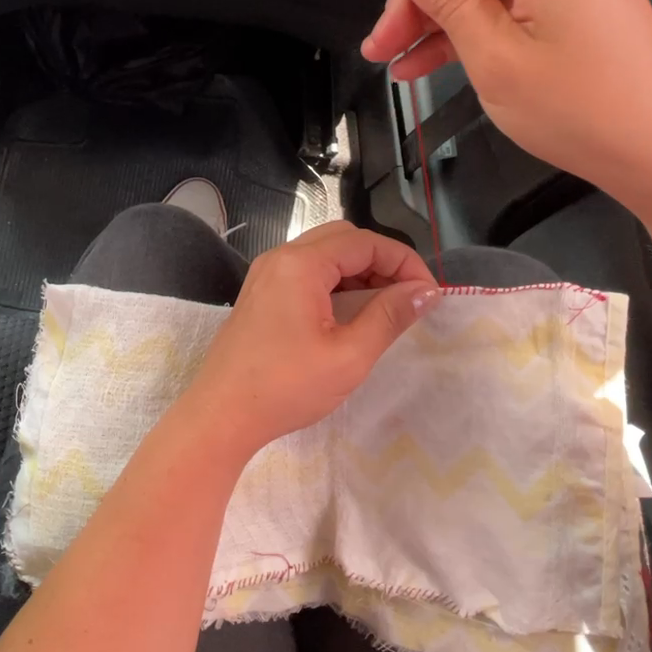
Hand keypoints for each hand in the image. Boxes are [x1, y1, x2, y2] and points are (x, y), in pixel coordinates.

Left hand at [179, 222, 439, 457]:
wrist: (222, 413)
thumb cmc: (287, 386)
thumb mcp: (349, 355)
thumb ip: (389, 317)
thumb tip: (425, 291)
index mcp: (300, 264)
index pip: (364, 242)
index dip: (403, 261)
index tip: (429, 294)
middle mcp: (280, 257)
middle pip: (342, 239)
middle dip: (382, 261)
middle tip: (408, 298)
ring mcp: (267, 274)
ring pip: (324, 253)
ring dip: (359, 271)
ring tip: (386, 308)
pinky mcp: (261, 292)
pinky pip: (306, 271)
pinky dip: (335, 282)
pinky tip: (351, 313)